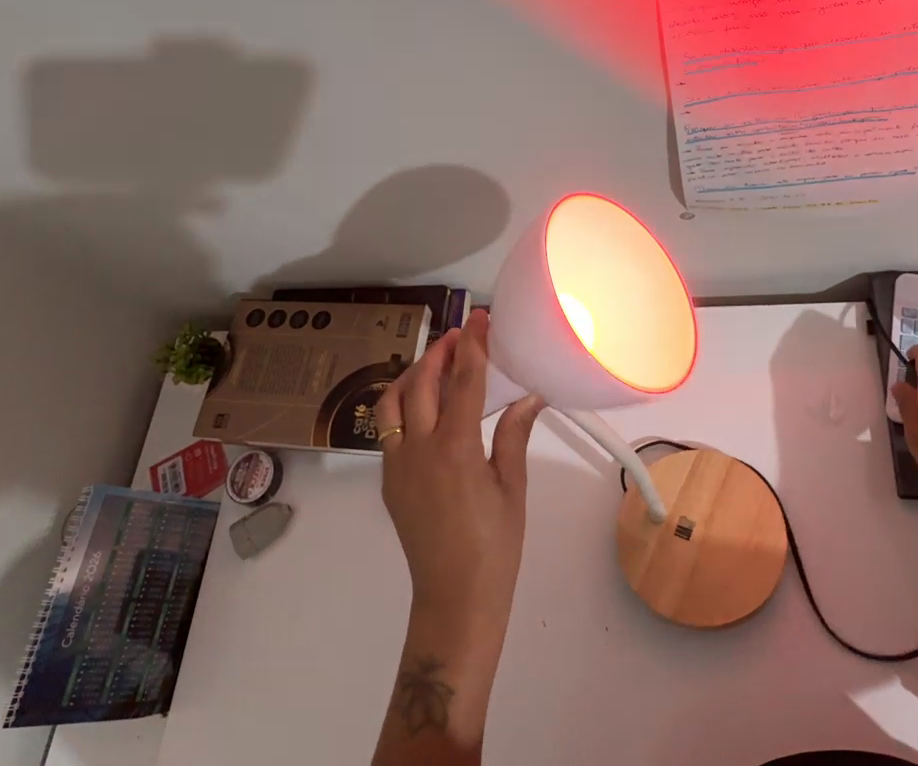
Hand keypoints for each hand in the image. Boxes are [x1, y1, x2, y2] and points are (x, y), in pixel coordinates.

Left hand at [376, 310, 545, 621]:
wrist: (455, 598)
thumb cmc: (495, 546)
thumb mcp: (512, 488)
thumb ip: (514, 436)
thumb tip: (529, 396)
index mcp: (456, 448)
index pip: (463, 382)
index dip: (473, 345)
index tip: (479, 318)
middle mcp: (419, 449)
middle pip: (420, 384)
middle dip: (439, 353)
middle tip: (460, 335)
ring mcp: (397, 466)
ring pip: (391, 404)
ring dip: (411, 376)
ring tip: (434, 365)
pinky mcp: (389, 482)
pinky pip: (388, 431)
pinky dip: (401, 406)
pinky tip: (422, 409)